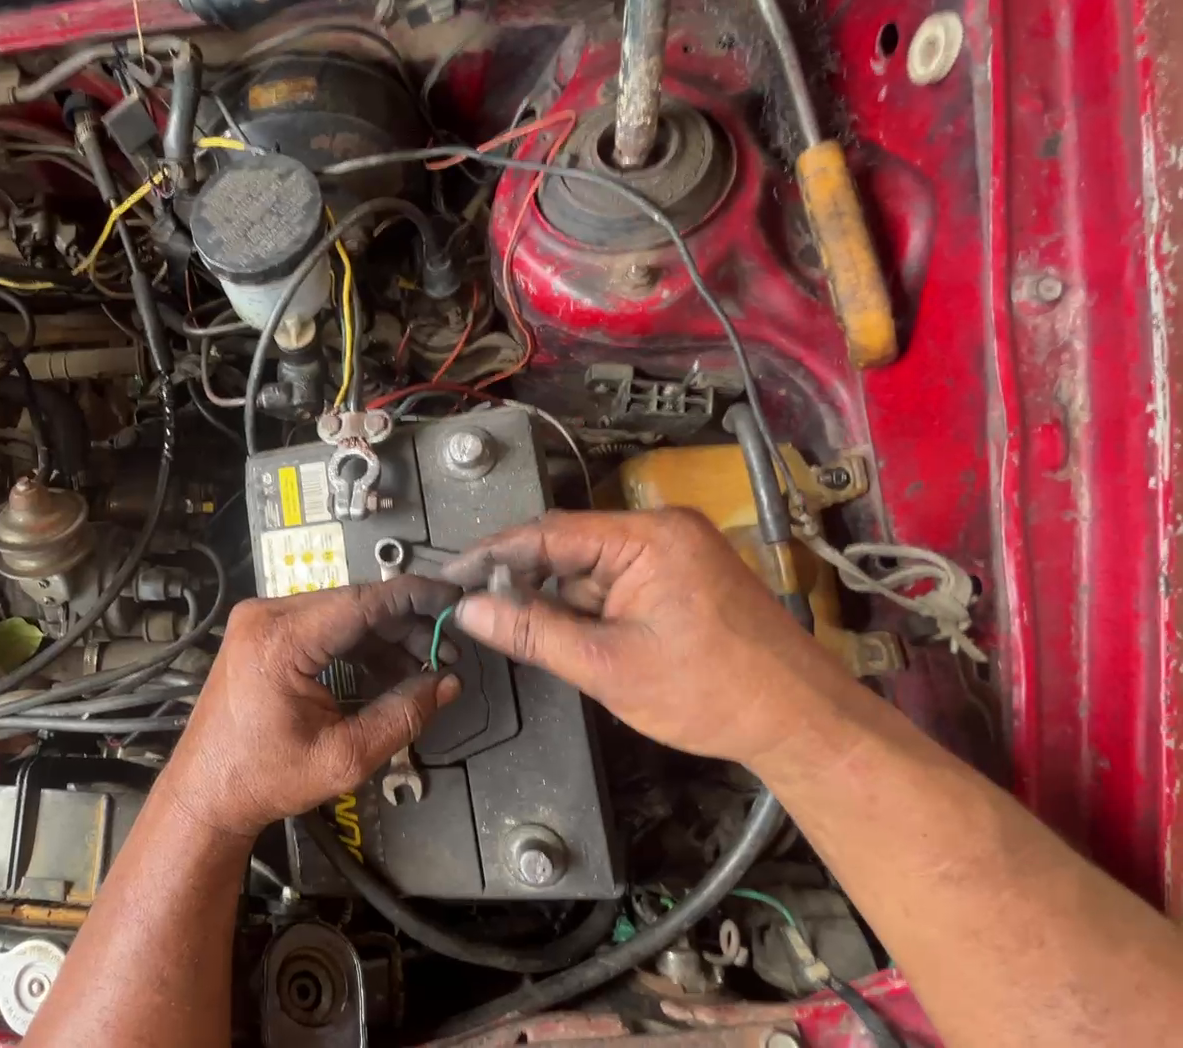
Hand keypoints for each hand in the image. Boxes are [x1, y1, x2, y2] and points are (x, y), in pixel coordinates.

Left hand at [158, 575, 462, 837]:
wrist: (206, 789)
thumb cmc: (263, 778)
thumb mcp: (344, 756)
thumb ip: (401, 715)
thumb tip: (447, 683)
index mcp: (279, 640)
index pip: (361, 601)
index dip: (414, 597)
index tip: (454, 598)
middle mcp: (265, 615)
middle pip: (352, 602)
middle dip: (405, 624)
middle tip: (445, 652)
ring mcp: (260, 620)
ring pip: (339, 612)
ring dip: (383, 635)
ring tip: (423, 666)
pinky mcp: (261, 632)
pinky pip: (321, 625)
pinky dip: (356, 643)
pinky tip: (388, 668)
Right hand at [442, 509, 861, 767]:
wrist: (803, 724)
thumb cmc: (717, 694)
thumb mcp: (606, 665)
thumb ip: (531, 631)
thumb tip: (470, 609)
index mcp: (649, 537)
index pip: (547, 533)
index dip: (491, 555)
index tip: (451, 576)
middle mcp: (660, 532)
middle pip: (564, 546)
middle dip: (521, 580)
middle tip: (478, 611)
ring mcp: (671, 553)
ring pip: (583, 567)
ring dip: (552, 598)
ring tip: (524, 632)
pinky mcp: (675, 577)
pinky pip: (608, 581)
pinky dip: (581, 607)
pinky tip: (566, 634)